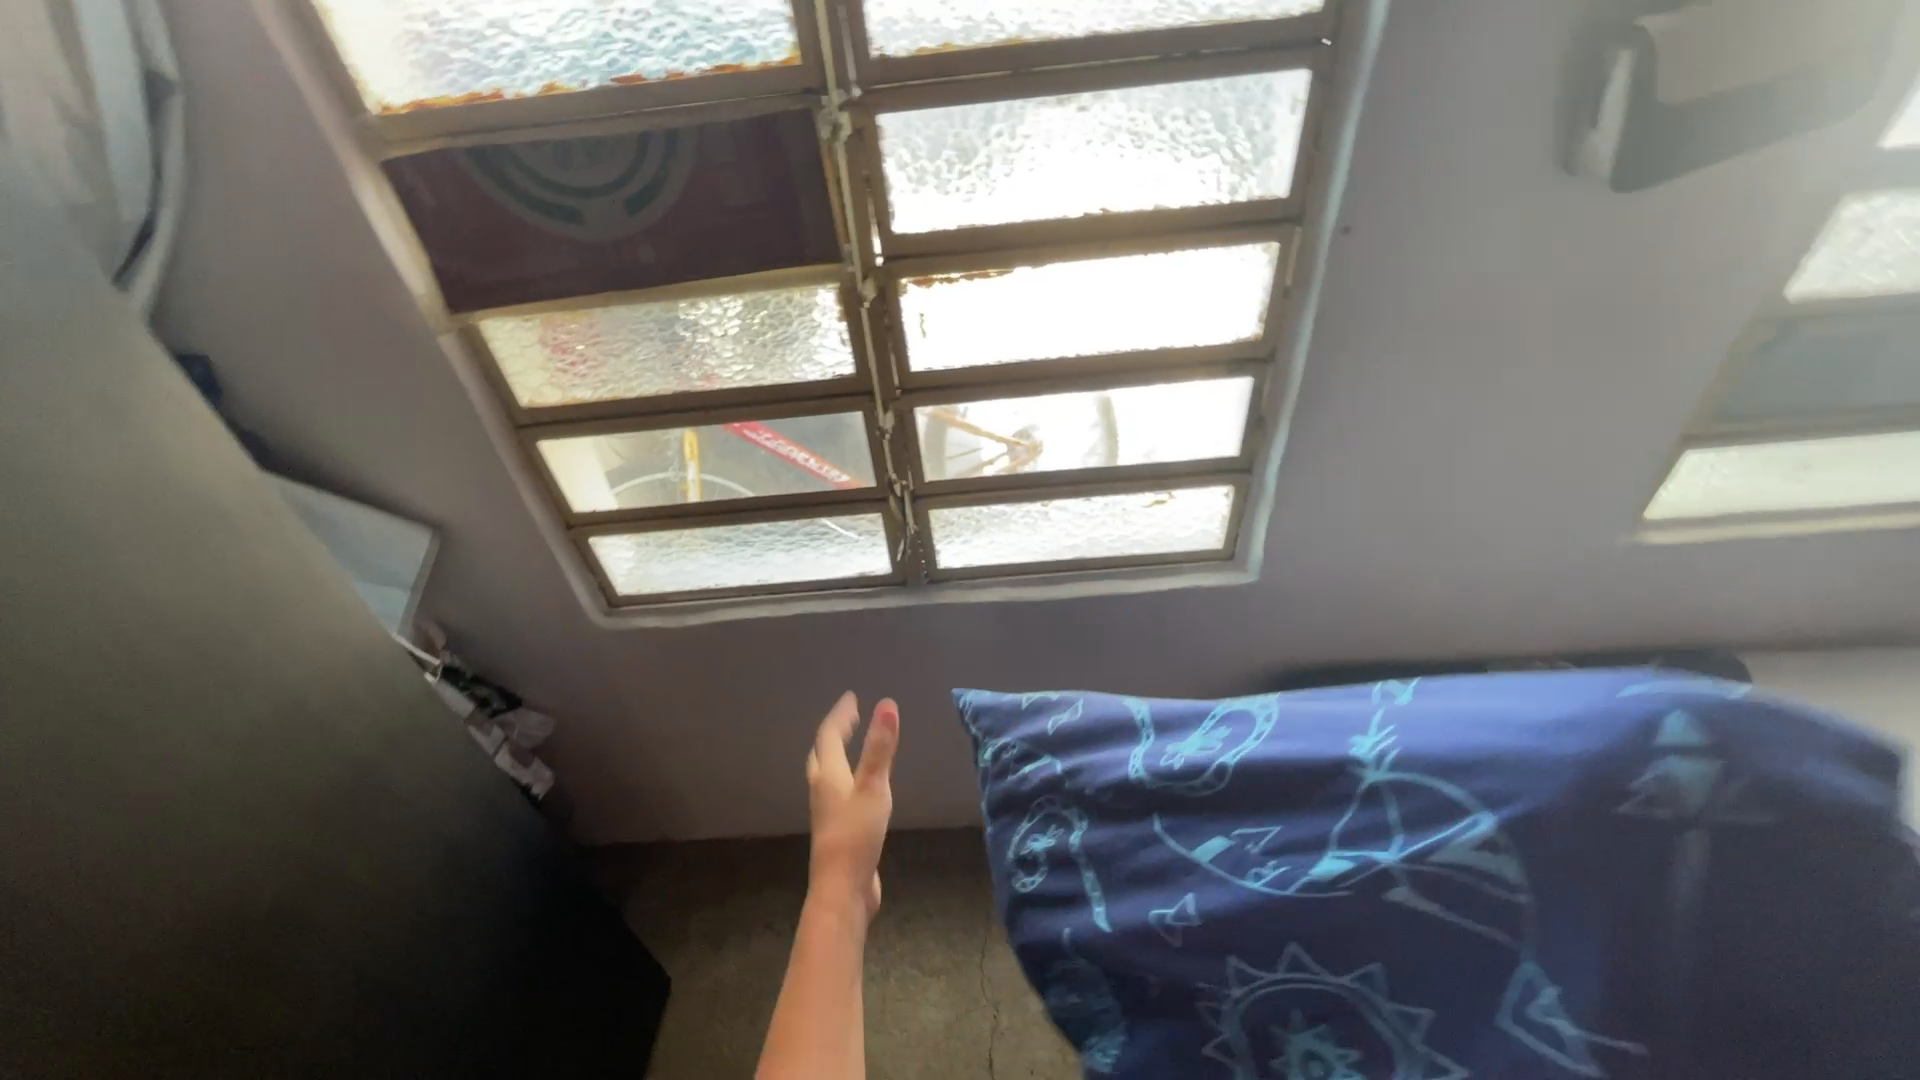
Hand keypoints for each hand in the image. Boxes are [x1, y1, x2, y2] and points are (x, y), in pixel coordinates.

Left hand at [805, 692, 899, 920]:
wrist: (843, 890)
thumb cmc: (856, 835)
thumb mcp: (874, 787)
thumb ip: (880, 747)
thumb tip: (886, 705)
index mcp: (828, 776)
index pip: (829, 736)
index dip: (841, 715)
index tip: (851, 698)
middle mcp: (823, 791)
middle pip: (822, 754)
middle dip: (835, 733)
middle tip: (849, 718)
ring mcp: (828, 813)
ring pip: (827, 775)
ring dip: (836, 756)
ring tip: (850, 747)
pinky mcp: (838, 832)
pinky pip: (838, 794)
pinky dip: (847, 779)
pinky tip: (859, 791)